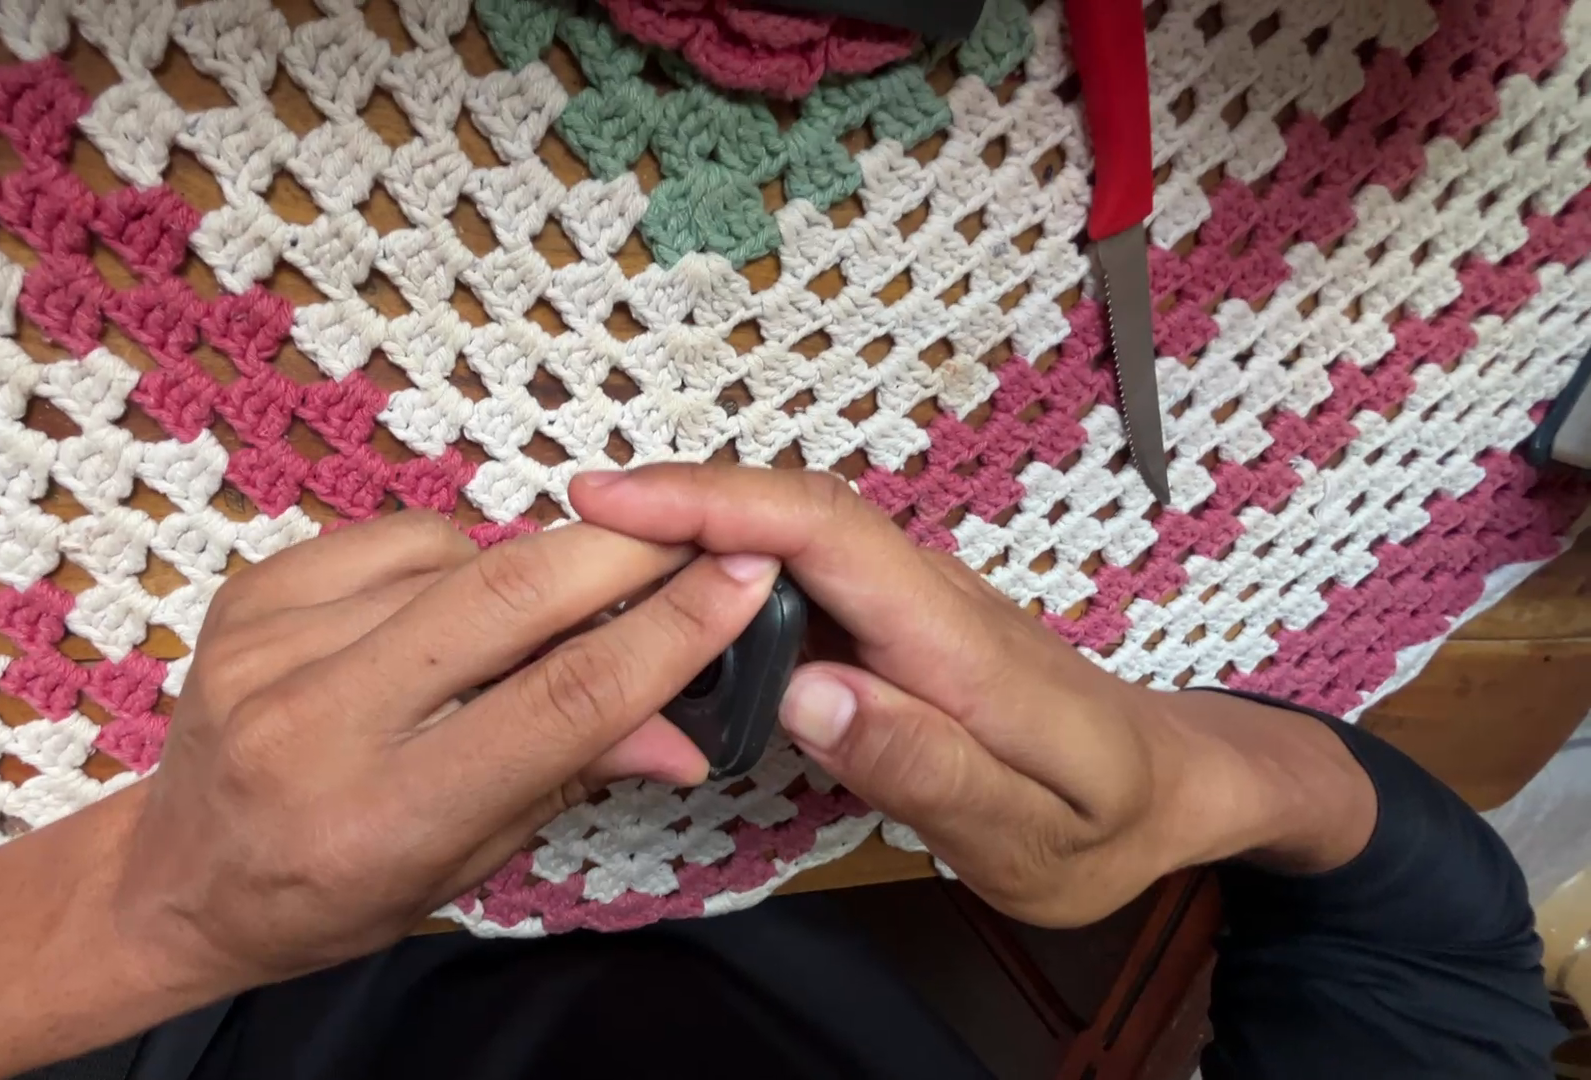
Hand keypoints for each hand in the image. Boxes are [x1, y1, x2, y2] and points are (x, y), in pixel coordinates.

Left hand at [0, 510, 779, 1079]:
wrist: (174, 873)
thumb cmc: (336, 892)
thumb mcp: (466, 859)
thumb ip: (572, 774)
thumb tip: (684, 732)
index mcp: (385, 814)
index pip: (560, 703)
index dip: (666, 632)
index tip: (740, 576)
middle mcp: (318, 719)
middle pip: (508, 598)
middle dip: (622, 552)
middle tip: (691, 531)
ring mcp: (271, 641)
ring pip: (462, 555)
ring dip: (533, 565)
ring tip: (538, 608)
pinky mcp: (253, 588)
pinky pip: (403, 536)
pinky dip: (458, 554)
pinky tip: (445, 598)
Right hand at [572, 466, 1375, 927]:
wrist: (1169, 783)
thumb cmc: (1104, 818)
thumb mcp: (1030, 834)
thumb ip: (927, 766)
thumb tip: (809, 692)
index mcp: (951, 635)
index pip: (821, 531)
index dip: (712, 502)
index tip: (610, 498)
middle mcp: (917, 590)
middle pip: (789, 512)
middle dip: (677, 500)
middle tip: (575, 521)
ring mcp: (898, 595)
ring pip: (784, 533)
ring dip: (691, 524)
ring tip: (601, 551)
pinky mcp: (883, 613)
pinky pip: (792, 570)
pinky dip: (722, 562)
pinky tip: (674, 591)